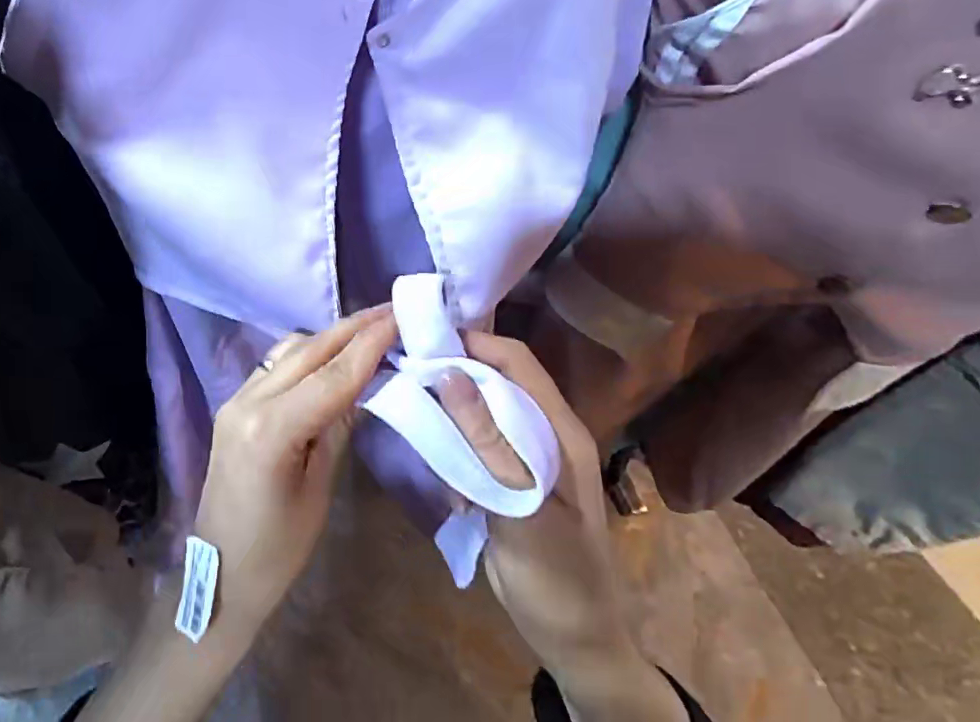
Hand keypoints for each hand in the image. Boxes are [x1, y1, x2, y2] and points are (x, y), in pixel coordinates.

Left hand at [194, 306, 395, 631]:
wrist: (218, 575)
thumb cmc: (277, 550)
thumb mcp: (318, 491)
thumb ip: (338, 427)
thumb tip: (365, 383)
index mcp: (270, 430)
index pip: (331, 376)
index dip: (369, 344)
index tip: (400, 316)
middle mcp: (247, 402)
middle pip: (307, 351)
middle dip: (351, 328)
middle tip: (391, 310)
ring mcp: (235, 400)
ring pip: (289, 351)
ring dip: (330, 337)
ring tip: (369, 330)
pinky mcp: (233, 405)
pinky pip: (274, 366)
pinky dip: (308, 355)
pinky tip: (332, 357)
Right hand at [438, 333, 687, 721]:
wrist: (577, 641)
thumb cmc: (559, 574)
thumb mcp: (524, 508)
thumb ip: (488, 441)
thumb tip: (450, 373)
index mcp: (560, 429)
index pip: (517, 361)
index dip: (474, 342)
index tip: (424, 339)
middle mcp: (542, 433)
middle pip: (496, 380)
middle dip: (453, 367)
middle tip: (403, 364)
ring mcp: (523, 458)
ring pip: (480, 410)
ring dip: (447, 403)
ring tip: (404, 395)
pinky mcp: (504, 481)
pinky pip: (472, 444)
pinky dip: (448, 440)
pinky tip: (424, 444)